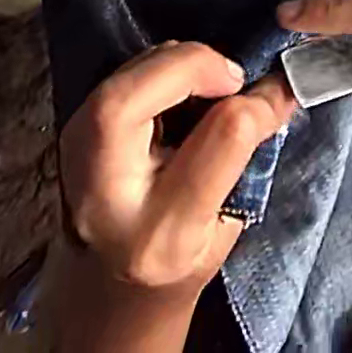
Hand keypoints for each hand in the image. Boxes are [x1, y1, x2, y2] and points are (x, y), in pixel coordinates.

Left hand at [58, 42, 295, 307]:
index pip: (221, 137)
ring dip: (175, 61)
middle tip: (231, 74)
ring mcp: (73, 166)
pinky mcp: (69, 138)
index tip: (276, 90)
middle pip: (126, 103)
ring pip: (118, 83)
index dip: (256, 102)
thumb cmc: (185, 257)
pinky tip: (180, 84)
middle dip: (190, 64)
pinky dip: (157, 65)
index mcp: (164, 232)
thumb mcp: (232, 220)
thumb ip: (253, 152)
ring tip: (207, 80)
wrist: (110, 290)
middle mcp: (106, 200)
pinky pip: (116, 79)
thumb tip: (282, 84)